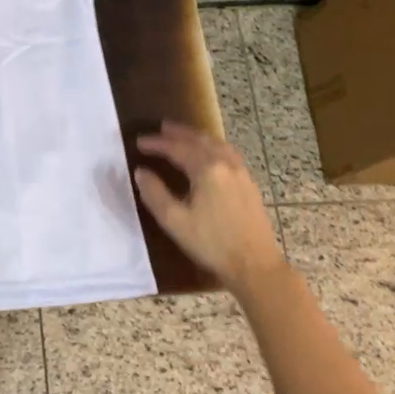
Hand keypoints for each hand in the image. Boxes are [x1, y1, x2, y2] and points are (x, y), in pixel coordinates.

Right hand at [134, 122, 281, 286]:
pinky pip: (229, 154)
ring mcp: (241, 174)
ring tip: (185, 136)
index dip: (157, 144)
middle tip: (162, 128)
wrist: (255, 265)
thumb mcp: (175, 221)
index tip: (139, 142)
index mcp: (207, 170)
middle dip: (179, 133)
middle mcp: (226, 165)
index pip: (177, 149)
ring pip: (217, 145)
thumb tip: (141, 172)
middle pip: (200, 140)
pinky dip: (213, 147)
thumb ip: (155, 194)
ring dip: (198, 137)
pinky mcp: (249, 185)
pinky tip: (211, 155)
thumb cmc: (211, 243)